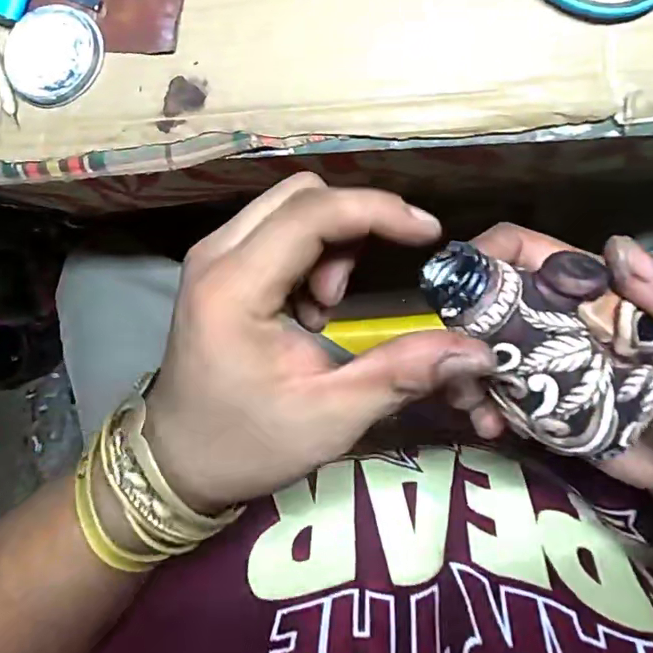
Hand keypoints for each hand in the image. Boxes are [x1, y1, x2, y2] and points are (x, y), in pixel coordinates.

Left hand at [141, 173, 496, 511]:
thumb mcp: (329, 418)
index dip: (378, 210)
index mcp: (234, 288)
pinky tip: (306, 307)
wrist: (177, 457)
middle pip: (300, 195)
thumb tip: (475, 349)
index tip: (428, 232)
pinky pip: (273, 227)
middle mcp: (215, 254)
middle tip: (355, 291)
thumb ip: (400, 374)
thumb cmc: (245, 442)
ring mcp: (210, 255)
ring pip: (288, 206)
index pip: (312, 212)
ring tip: (326, 309)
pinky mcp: (215, 264)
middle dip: (351, 226)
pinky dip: (307, 250)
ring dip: (328, 240)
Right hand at [454, 224, 652, 491]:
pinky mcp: (533, 404)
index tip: (461, 278)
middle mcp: (554, 319)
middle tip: (452, 356)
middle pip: (488, 299)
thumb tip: (618, 247)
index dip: (488, 251)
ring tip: (471, 401)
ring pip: (479, 349)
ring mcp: (540, 363)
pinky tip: (490, 427)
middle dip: (459, 321)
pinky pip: (492, 397)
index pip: (527, 250)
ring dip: (461, 368)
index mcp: (591, 291)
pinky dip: (480, 407)